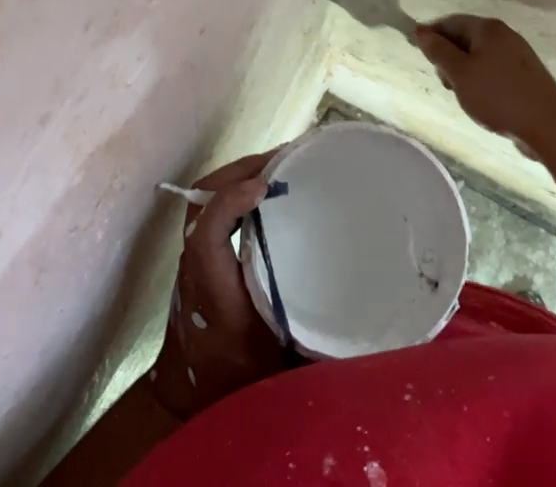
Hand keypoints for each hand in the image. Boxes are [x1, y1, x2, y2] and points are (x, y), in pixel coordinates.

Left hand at [146, 150, 296, 419]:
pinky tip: (269, 193)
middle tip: (289, 159)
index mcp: (213, 289)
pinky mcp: (199, 256)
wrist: (186, 397)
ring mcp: (193, 257)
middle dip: (243, 170)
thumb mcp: (279, 366)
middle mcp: (197, 265)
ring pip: (206, 197)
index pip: (206, 231)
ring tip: (282, 168)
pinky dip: (237, 190)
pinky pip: (212, 207)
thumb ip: (319, 346)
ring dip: (240, 175)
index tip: (268, 187)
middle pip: (203, 198)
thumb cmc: (236, 381)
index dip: (231, 200)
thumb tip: (368, 321)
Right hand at [414, 14, 555, 146]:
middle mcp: (504, 35)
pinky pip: (493, 70)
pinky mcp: (525, 75)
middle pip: (465, 38)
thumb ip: (439, 51)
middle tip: (445, 82)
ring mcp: (517, 55)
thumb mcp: (459, 73)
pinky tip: (481, 100)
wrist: (547, 124)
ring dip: (464, 72)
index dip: (431, 35)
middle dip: (448, 57)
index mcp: (488, 28)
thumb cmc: (497, 95)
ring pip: (478, 56)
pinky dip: (480, 80)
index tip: (418, 53)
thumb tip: (421, 31)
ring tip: (463, 95)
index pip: (451, 21)